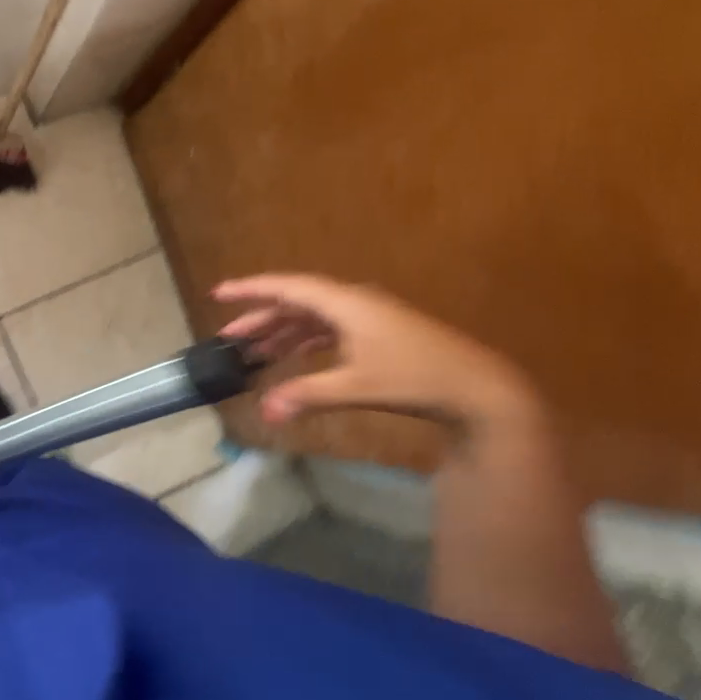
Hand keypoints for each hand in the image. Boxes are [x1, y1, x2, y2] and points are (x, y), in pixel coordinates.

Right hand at [213, 274, 536, 428]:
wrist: (481, 390)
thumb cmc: (416, 379)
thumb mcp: (358, 387)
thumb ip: (308, 395)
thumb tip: (265, 411)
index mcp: (345, 303)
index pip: (287, 288)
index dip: (251, 290)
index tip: (219, 293)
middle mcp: (354, 302)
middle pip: (297, 303)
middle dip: (261, 318)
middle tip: (229, 337)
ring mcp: (370, 317)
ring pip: (314, 317)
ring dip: (284, 332)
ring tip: (256, 352)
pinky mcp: (381, 334)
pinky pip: (330, 328)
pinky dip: (307, 340)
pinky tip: (297, 357)